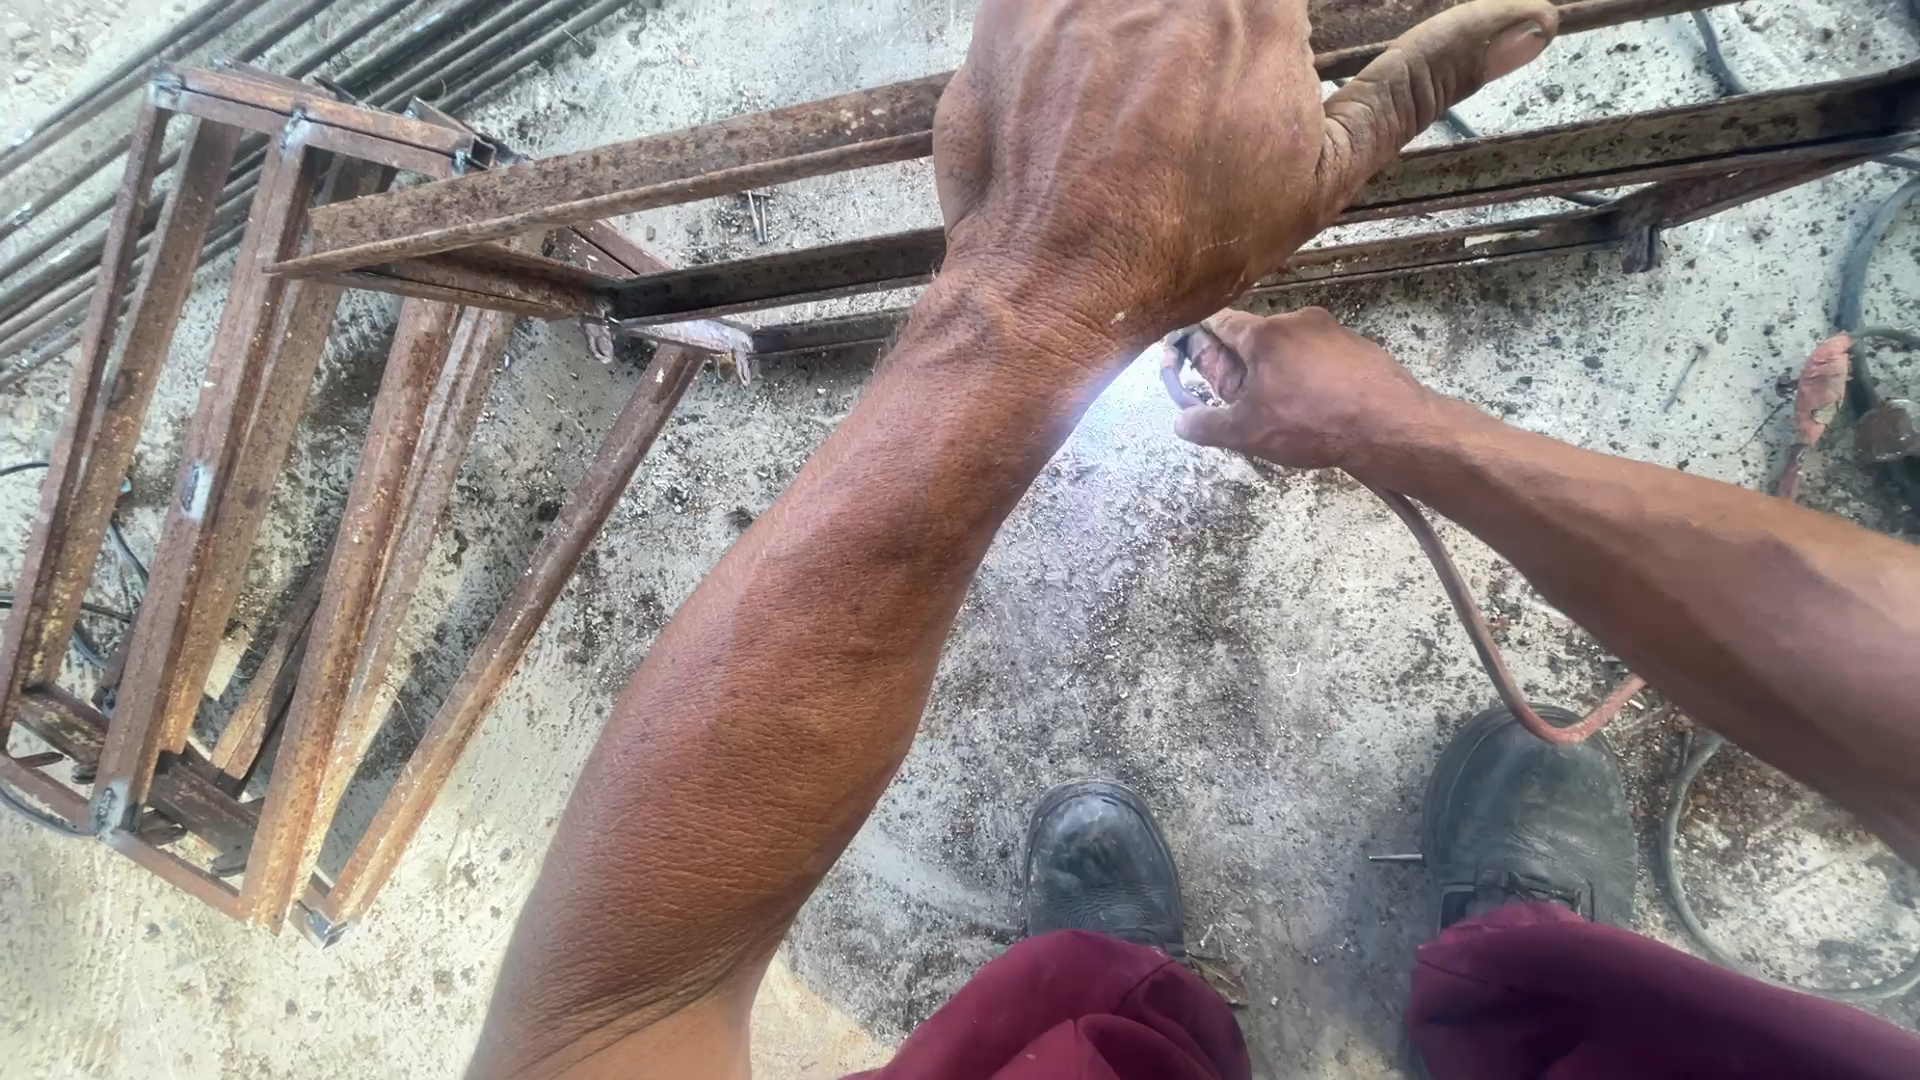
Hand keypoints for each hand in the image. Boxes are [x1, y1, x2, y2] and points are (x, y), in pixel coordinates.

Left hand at [929, 0, 1558, 360]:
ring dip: (1134, 31)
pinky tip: (1084, 89)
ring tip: (1140, 110)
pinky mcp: (1002, 15)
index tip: (1257, 57)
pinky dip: (1058, 27)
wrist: (1054, 291)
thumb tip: (1528, 21)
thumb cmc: (1180, 247)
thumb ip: (1418, 84)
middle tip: (1192, 107)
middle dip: (1196, 39)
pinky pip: (1029, 0)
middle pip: (1200, 1)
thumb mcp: (1320, 176)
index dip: (1266, 24)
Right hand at [1172, 307, 1446, 471]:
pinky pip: (1321, 359)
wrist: (1390, 428)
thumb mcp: (1244, 433)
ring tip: (1283, 412)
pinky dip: (1310, 379)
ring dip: (1278, 374)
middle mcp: (1299, 322)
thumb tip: (1181, 422)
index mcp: (1265, 335)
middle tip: (1241, 401)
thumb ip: (1204, 425)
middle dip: (1243, 366)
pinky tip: (1317, 410)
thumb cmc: (1310, 423)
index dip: (1200, 338)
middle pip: (1256, 339)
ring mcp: (1335, 332)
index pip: (1220, 323)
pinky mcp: (1361, 348)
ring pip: (1290, 350)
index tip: (1191, 355)